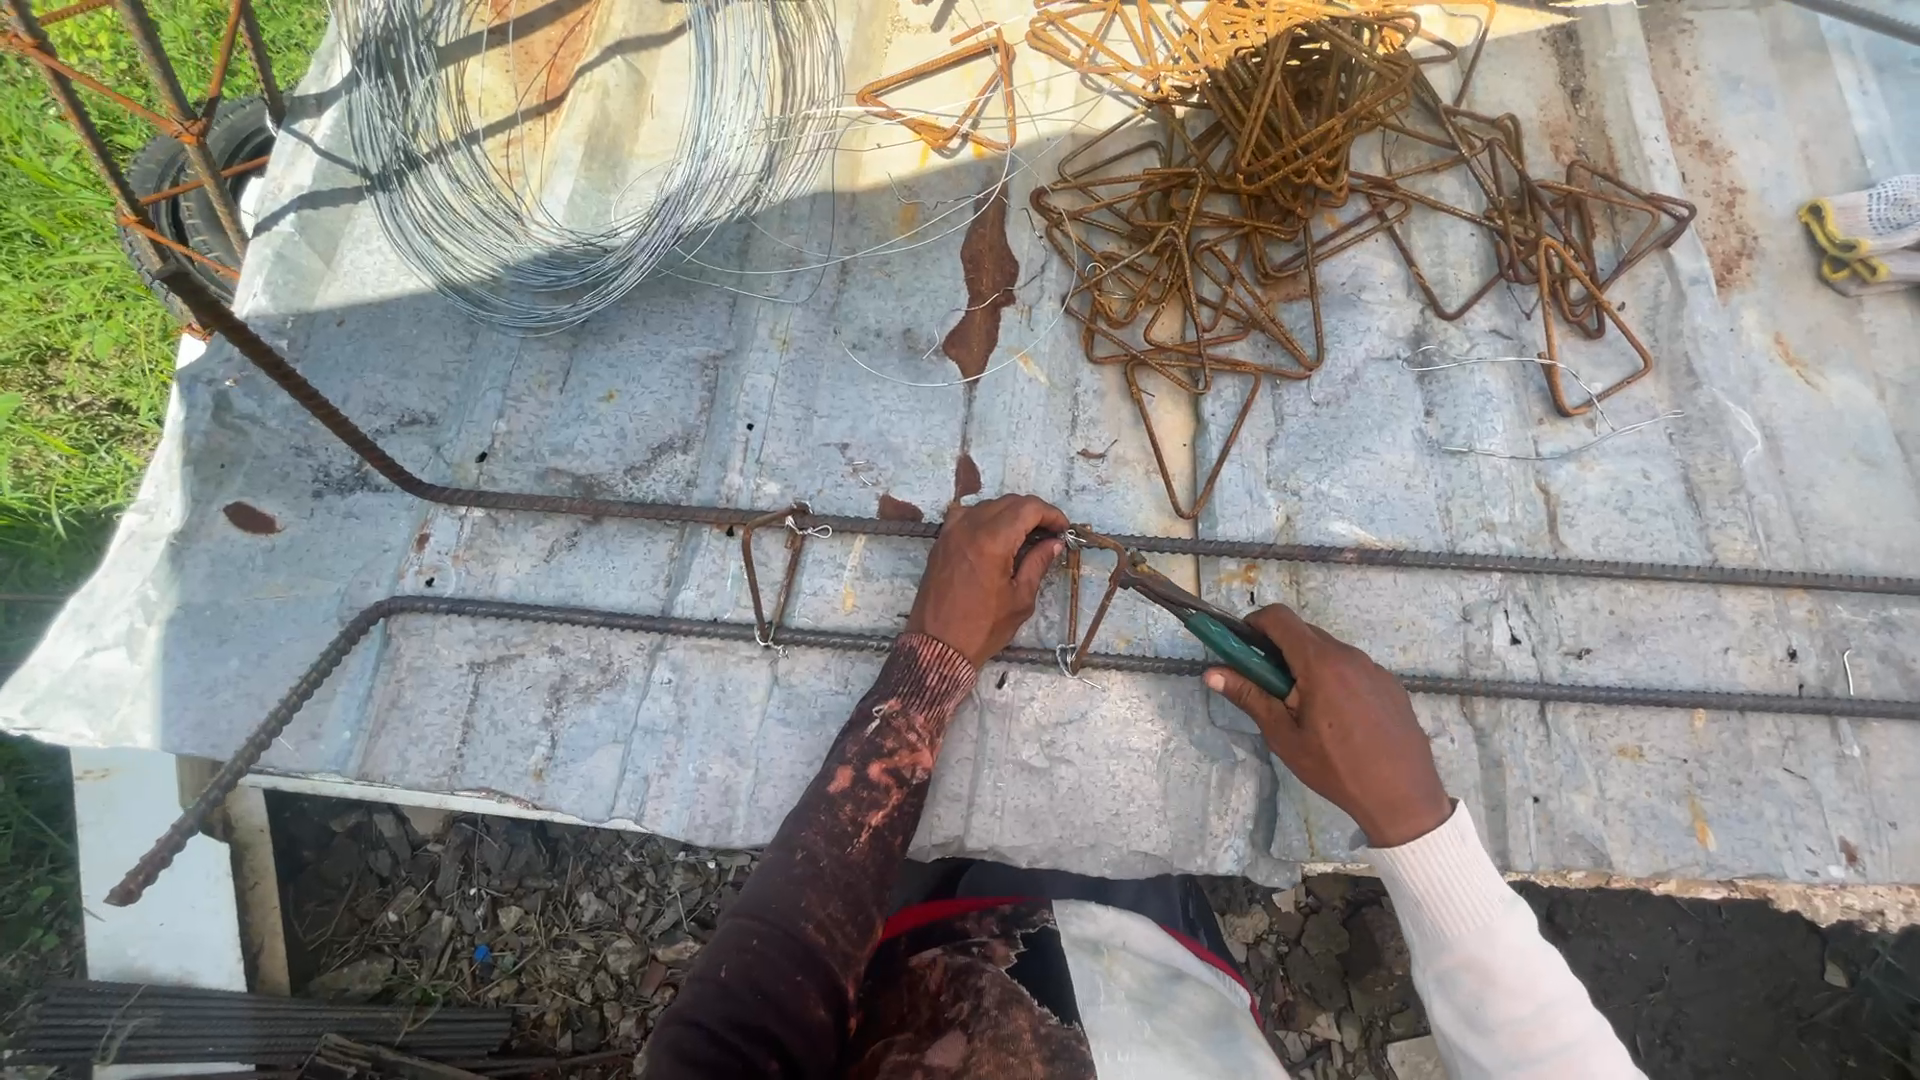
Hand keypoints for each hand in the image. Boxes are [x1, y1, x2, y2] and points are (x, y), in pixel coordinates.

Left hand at [906, 494, 1067, 667]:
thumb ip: (1037, 564)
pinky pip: (966, 516)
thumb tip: (1053, 543)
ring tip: (1025, 535)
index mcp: (992, 541)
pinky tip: (995, 536)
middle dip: (1033, 513)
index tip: (1063, 529)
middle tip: (1049, 533)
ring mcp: (951, 532)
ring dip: (1010, 513)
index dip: (1050, 514)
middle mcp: (969, 527)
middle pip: (1008, 502)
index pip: (1028, 508)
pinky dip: (985, 518)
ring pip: (987, 506)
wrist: (937, 646)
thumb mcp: (1020, 599)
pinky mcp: (940, 542)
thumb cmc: (982, 628)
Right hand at [1204, 605, 1450, 847]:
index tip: (1243, 649)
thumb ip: (1249, 696)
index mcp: (1320, 663)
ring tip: (1304, 707)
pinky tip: (1338, 717)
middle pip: (1303, 632)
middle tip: (1268, 685)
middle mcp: (1350, 655)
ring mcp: (1375, 669)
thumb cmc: (1336, 767)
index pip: (1279, 617)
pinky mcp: (1391, 684)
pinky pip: (1352, 667)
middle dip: (1278, 648)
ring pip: (1328, 650)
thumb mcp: (1283, 735)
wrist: (1404, 799)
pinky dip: (1333, 677)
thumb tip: (1211, 673)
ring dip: (1306, 664)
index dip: (1254, 625)